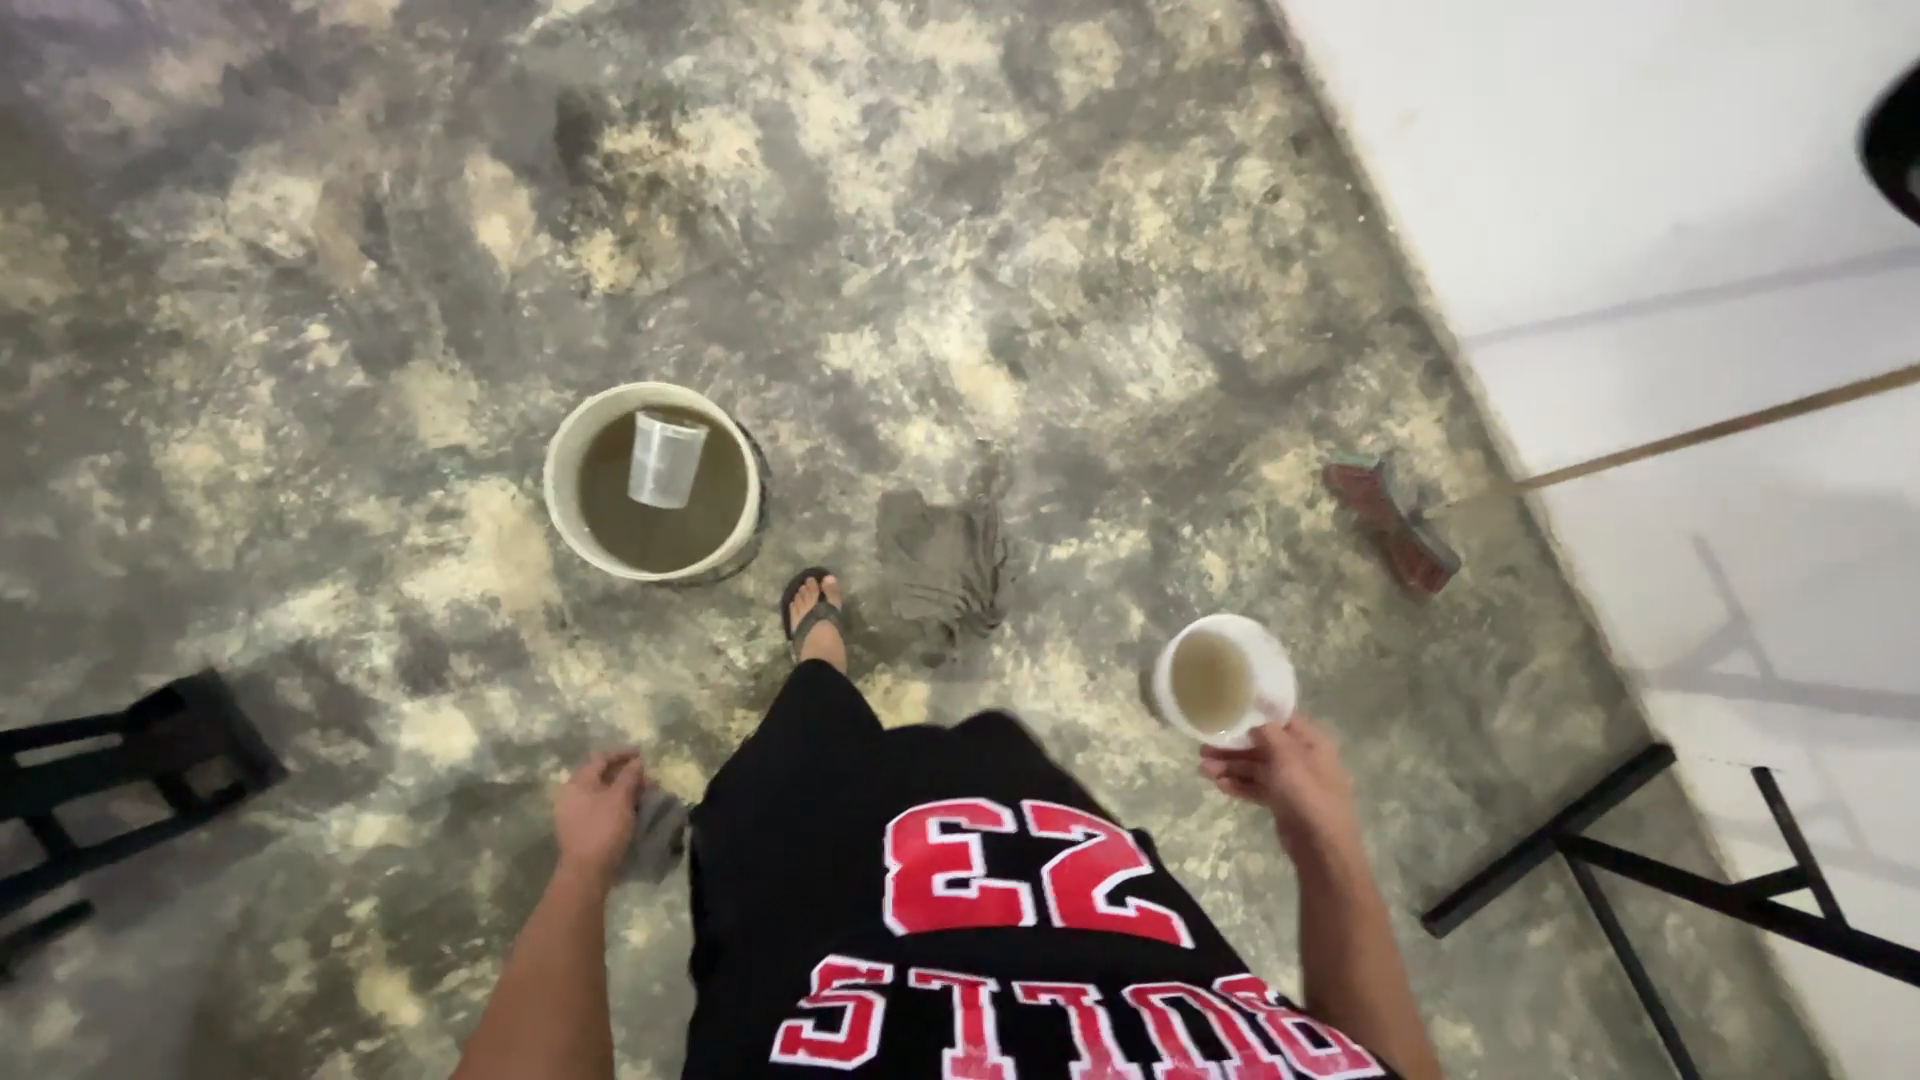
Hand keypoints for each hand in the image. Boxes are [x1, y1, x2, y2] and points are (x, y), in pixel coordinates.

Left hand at [554, 749, 647, 888]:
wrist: (587, 871)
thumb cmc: (603, 828)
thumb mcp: (620, 798)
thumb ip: (629, 776)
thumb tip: (636, 762)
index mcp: (578, 783)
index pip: (601, 759)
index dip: (622, 753)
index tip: (642, 753)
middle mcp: (573, 795)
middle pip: (603, 775)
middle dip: (628, 774)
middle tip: (649, 777)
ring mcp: (576, 812)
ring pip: (605, 792)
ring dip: (626, 789)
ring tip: (647, 793)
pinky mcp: (582, 827)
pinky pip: (603, 806)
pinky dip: (620, 802)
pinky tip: (635, 807)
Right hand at [1199, 708, 1365, 863]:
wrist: (1322, 847)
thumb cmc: (1307, 793)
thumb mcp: (1287, 756)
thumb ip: (1268, 733)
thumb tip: (1254, 722)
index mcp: (1311, 741)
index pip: (1280, 718)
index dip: (1254, 714)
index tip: (1228, 711)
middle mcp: (1302, 757)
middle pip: (1262, 745)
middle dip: (1233, 747)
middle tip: (1203, 748)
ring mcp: (1292, 781)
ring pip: (1256, 768)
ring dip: (1230, 767)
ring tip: (1203, 770)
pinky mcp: (1282, 802)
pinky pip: (1257, 787)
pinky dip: (1239, 785)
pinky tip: (1219, 785)